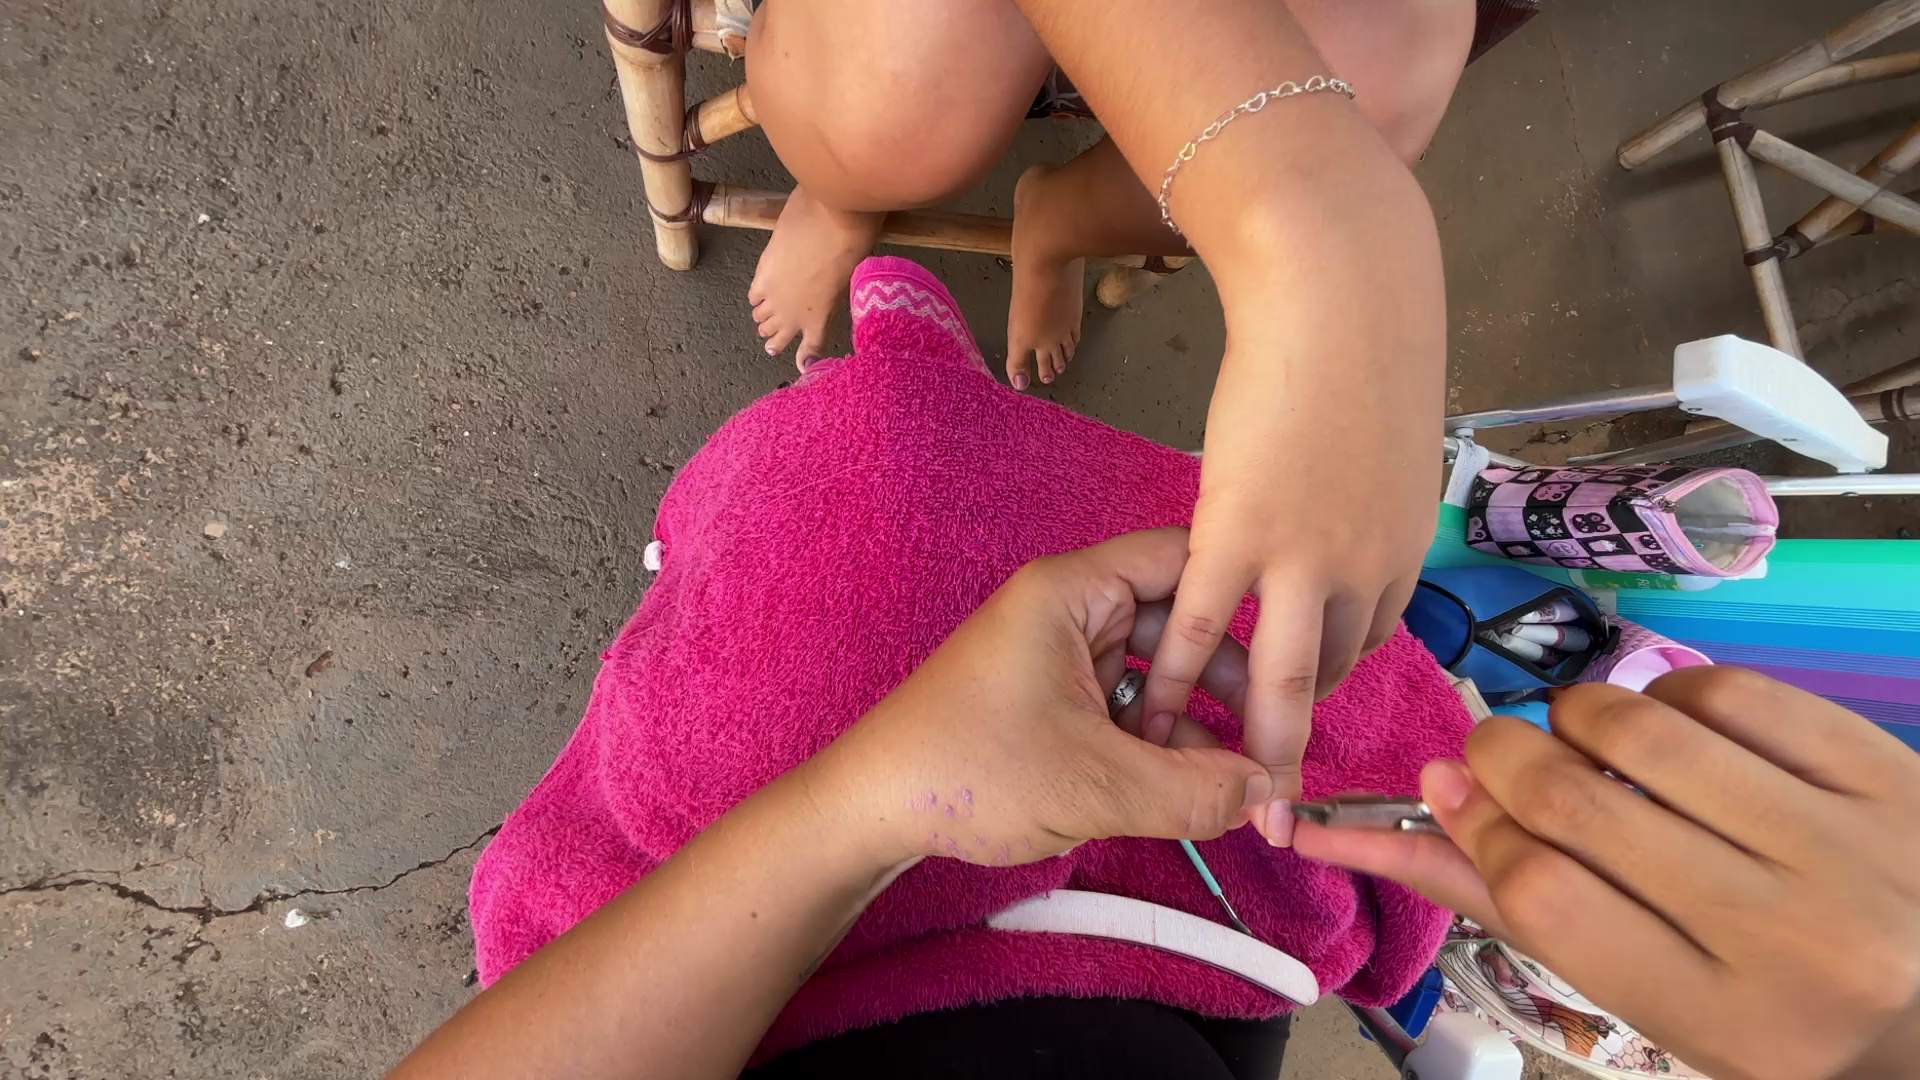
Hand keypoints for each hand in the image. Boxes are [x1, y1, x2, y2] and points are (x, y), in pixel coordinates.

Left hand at [806, 528, 1276, 869]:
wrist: (876, 805)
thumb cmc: (968, 771)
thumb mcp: (1095, 784)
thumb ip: (1195, 791)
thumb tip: (1269, 792)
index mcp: (1071, 591)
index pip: (1179, 560)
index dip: (1238, 600)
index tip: (1290, 652)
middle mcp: (1067, 607)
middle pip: (1173, 620)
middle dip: (1219, 682)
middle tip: (1267, 743)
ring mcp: (1057, 650)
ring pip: (1150, 667)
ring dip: (1189, 720)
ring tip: (1225, 779)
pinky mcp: (1051, 691)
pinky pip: (1121, 700)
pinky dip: (1153, 737)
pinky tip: (1180, 783)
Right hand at [1141, 310, 1439, 818]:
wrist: (1339, 298)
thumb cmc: (1362, 352)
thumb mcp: (1385, 440)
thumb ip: (1361, 494)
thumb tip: (1328, 507)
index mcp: (1401, 544)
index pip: (1369, 633)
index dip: (1333, 670)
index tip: (1305, 689)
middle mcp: (1364, 568)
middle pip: (1332, 668)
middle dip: (1304, 735)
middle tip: (1281, 790)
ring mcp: (1303, 557)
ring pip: (1277, 670)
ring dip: (1246, 730)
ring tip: (1220, 776)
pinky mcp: (1237, 534)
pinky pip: (1204, 622)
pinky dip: (1179, 672)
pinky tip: (1156, 703)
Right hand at [1296, 667, 1919, 1079]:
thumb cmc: (1761, 1007)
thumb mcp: (1629, 982)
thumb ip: (1497, 896)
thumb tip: (1394, 803)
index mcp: (1721, 1014)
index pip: (1535, 888)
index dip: (1474, 826)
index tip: (1462, 802)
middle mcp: (1797, 939)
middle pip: (1566, 798)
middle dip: (1498, 754)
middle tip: (1503, 756)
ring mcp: (1858, 849)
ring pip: (1631, 726)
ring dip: (1574, 716)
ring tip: (1590, 745)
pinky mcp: (1895, 776)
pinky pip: (1724, 689)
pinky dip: (1667, 694)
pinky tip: (1681, 733)